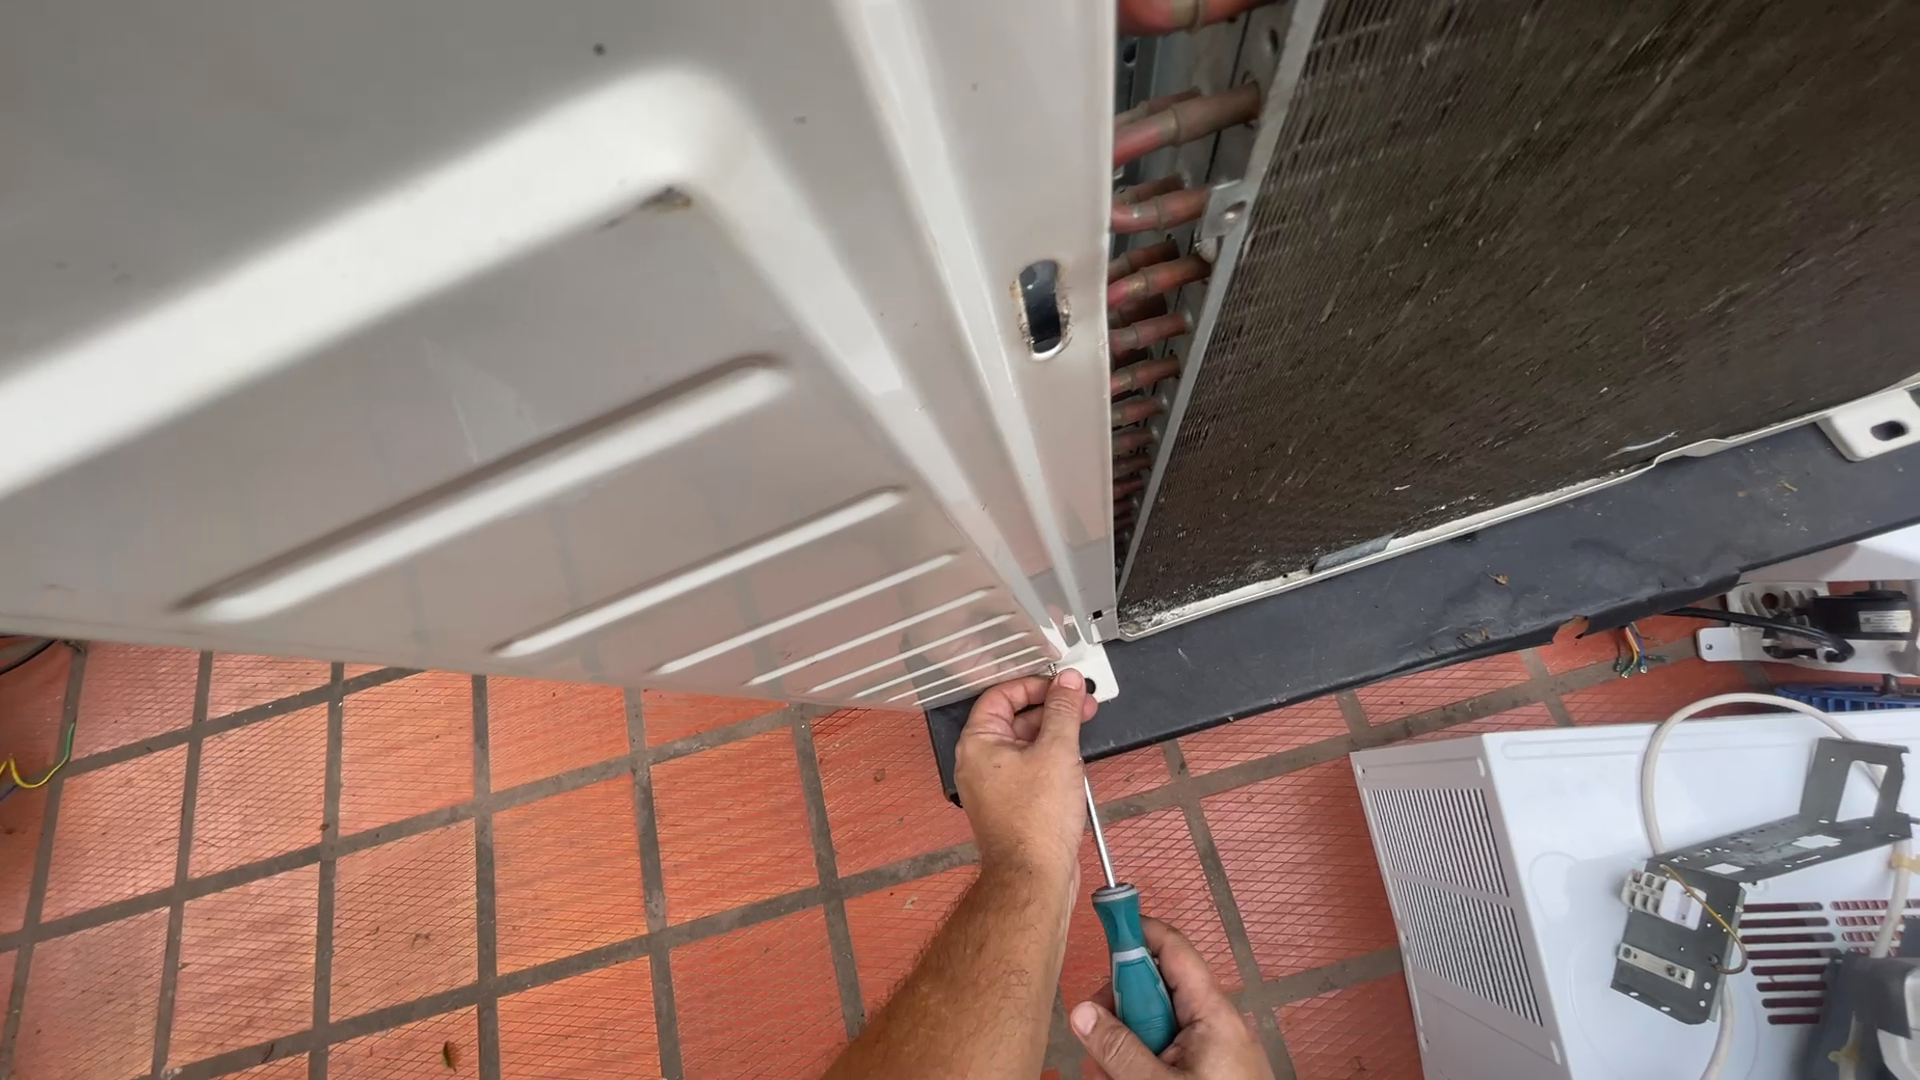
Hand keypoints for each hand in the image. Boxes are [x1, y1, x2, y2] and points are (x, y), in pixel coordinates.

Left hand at [953, 669, 1097, 879]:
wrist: (1035, 877)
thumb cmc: (1037, 818)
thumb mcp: (1057, 752)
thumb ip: (1063, 711)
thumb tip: (1069, 681)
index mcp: (978, 743)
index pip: (1001, 695)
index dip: (1033, 685)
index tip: (1061, 685)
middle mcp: (979, 761)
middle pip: (1014, 718)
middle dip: (1050, 708)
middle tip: (1082, 703)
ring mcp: (993, 784)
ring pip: (1024, 743)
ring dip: (1054, 731)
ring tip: (1085, 726)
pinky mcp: (1010, 803)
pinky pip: (1029, 766)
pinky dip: (1050, 756)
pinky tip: (1075, 756)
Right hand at [1072, 919, 1272, 1079]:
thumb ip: (1119, 1049)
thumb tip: (1081, 1013)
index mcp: (1212, 1012)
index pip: (1170, 945)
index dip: (1136, 928)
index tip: (1102, 925)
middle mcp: (1214, 1022)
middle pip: (1155, 983)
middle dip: (1121, 1001)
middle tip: (1097, 1030)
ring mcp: (1212, 1049)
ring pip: (1157, 1020)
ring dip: (1127, 1038)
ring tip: (1113, 1072)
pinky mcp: (1209, 1072)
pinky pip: (1167, 1048)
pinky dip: (1143, 1060)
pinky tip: (1128, 1079)